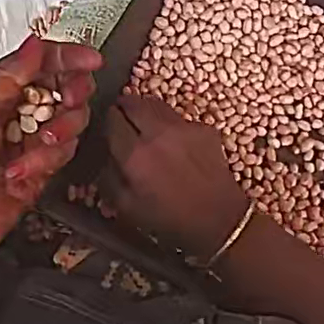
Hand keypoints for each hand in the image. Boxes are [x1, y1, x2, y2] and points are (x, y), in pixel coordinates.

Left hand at [0, 36, 101, 249]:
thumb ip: (1, 78)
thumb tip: (34, 46)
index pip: (37, 63)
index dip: (66, 57)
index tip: (91, 60)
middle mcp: (15, 110)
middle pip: (64, 88)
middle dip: (72, 93)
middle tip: (68, 100)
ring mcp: (31, 139)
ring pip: (72, 120)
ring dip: (62, 129)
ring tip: (40, 143)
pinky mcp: (43, 167)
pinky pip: (65, 153)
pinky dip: (47, 161)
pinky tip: (20, 171)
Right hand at [99, 95, 250, 260]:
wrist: (219, 220)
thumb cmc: (170, 220)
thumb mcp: (128, 208)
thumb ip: (108, 178)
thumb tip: (104, 158)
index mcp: (135, 155)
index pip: (111, 119)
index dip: (106, 122)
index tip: (107, 129)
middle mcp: (158, 134)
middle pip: (133, 103)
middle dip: (124, 108)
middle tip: (122, 118)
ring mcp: (184, 128)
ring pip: (157, 105)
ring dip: (146, 111)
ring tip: (145, 126)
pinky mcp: (205, 129)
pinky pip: (180, 118)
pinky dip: (171, 125)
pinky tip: (174, 143)